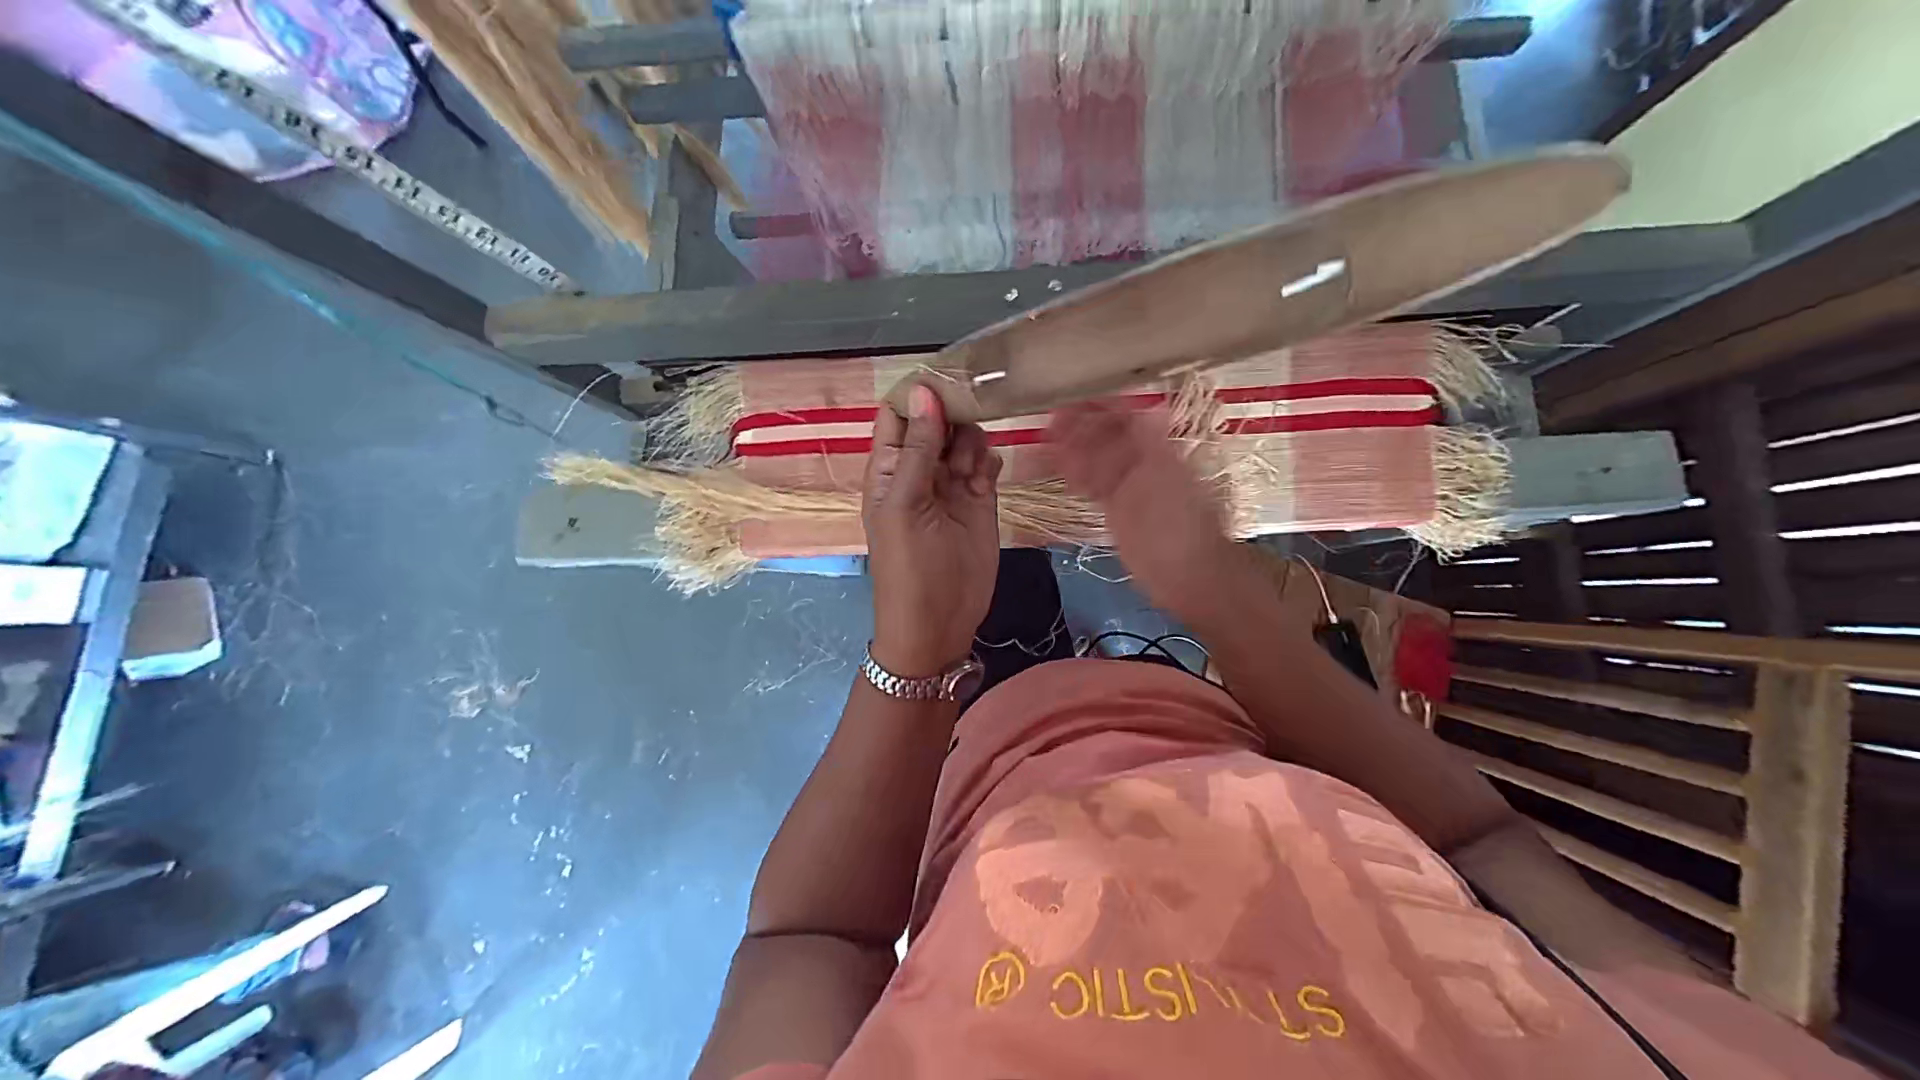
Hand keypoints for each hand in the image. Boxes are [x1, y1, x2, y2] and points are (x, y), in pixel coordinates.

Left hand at [864, 384, 1003, 676]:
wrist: (939, 624)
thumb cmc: (911, 567)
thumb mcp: (907, 505)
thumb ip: (918, 450)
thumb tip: (923, 392)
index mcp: (890, 468)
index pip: (899, 415)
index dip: (918, 394)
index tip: (947, 376)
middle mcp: (920, 470)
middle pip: (937, 420)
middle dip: (953, 414)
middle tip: (968, 426)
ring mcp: (951, 484)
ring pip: (965, 438)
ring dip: (972, 443)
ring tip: (969, 474)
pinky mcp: (981, 500)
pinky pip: (986, 463)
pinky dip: (989, 462)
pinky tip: (985, 479)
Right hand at [1047, 400, 1252, 627]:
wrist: (1189, 576)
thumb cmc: (1182, 527)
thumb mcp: (1169, 483)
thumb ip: (1154, 448)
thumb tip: (1150, 409)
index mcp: (1159, 451)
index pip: (1124, 419)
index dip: (1097, 410)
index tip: (1068, 407)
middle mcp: (1142, 463)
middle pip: (1104, 438)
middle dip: (1075, 430)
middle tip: (1045, 426)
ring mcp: (1128, 487)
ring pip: (1092, 461)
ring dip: (1066, 453)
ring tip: (1036, 450)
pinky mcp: (1116, 510)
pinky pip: (1089, 486)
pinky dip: (1070, 477)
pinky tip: (1052, 473)